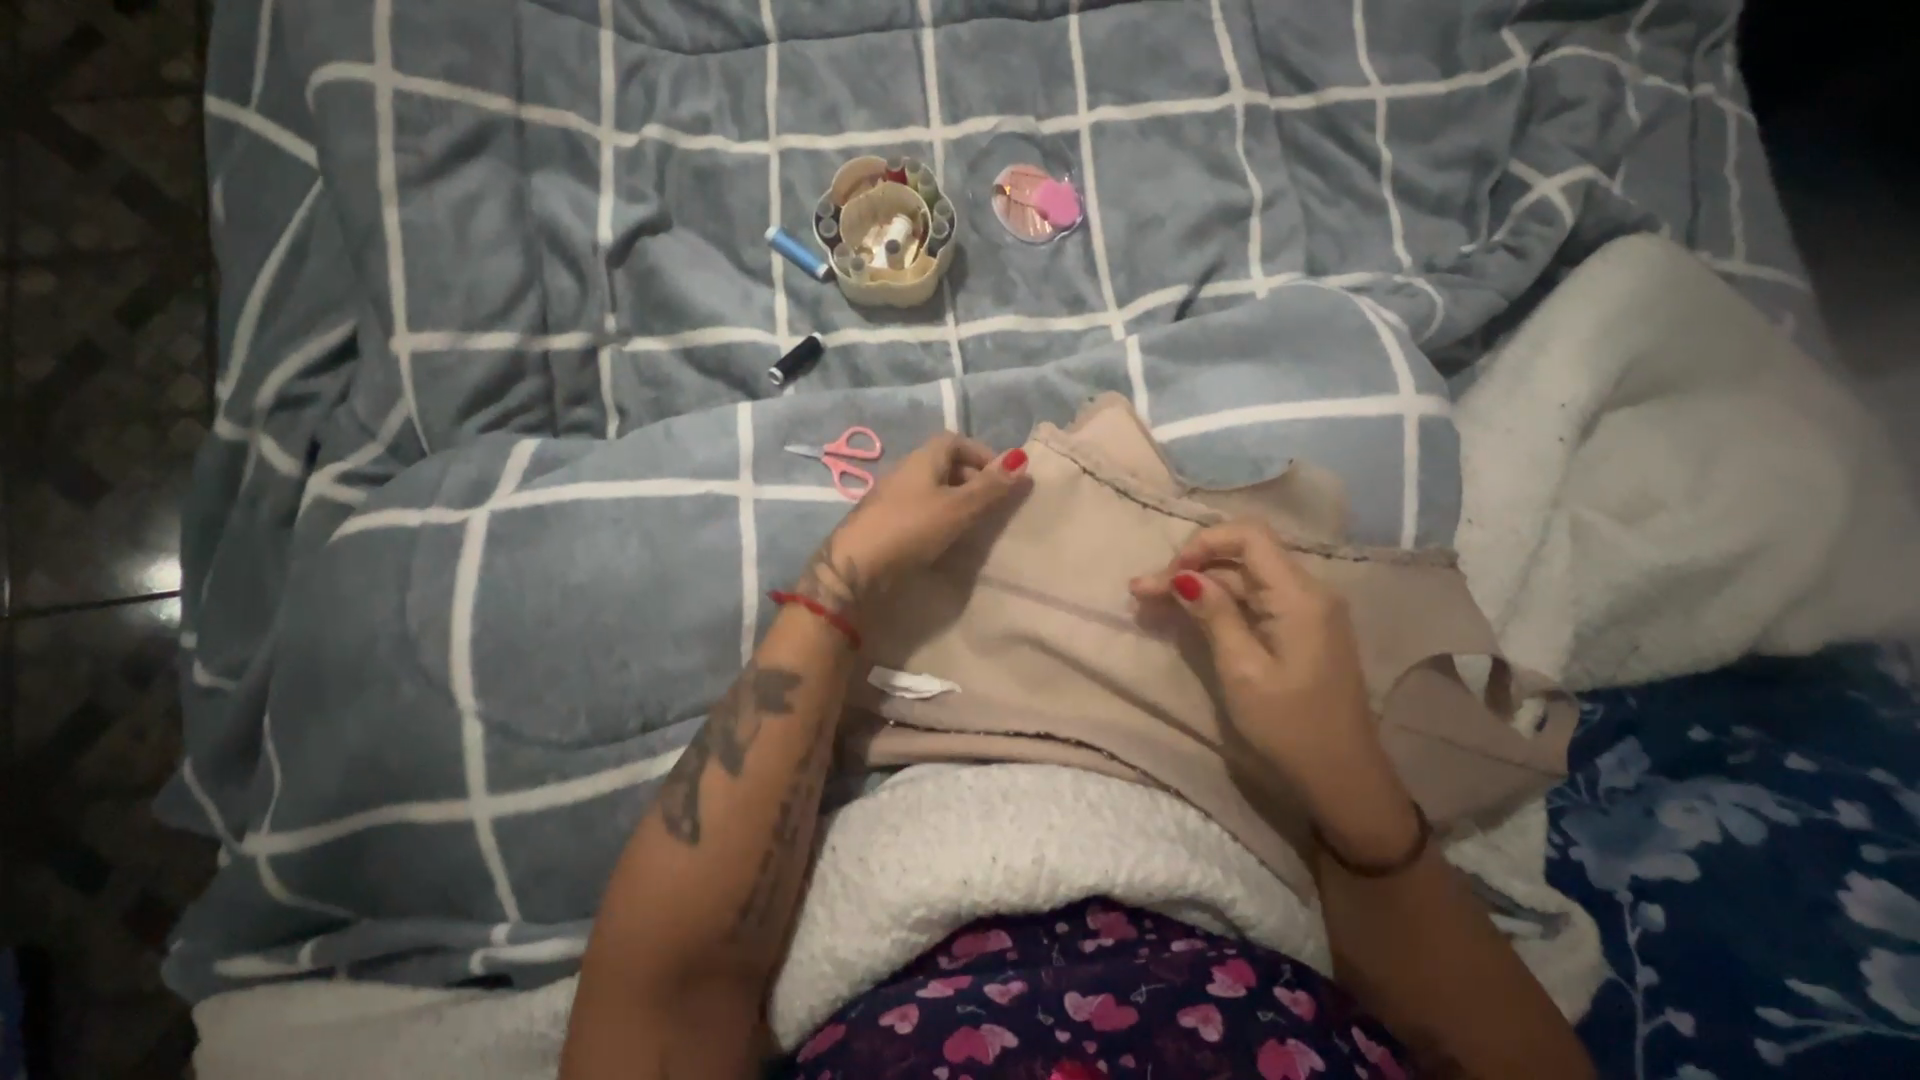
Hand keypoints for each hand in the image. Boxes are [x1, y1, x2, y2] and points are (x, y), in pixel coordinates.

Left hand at [792, 434, 1029, 616]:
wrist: (855, 569)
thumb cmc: (910, 529)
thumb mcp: (957, 507)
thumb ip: (989, 487)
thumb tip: (1022, 458)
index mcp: (922, 459)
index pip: (955, 440)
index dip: (982, 453)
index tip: (1003, 477)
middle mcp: (905, 472)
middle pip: (944, 464)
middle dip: (973, 478)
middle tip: (994, 504)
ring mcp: (893, 499)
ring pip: (933, 491)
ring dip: (957, 502)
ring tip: (977, 524)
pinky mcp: (886, 525)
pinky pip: (921, 512)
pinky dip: (940, 520)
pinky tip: (948, 541)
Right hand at [1130, 521, 1421, 863]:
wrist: (1341, 777)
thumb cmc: (1289, 726)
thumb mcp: (1242, 671)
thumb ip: (1214, 616)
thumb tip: (1183, 576)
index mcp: (1300, 596)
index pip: (1250, 536)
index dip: (1204, 543)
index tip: (1169, 575)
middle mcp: (1309, 592)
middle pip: (1244, 558)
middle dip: (1190, 569)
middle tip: (1141, 594)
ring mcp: (1308, 612)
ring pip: (1246, 581)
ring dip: (1200, 588)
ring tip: (1150, 605)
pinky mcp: (1302, 632)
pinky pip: (1257, 604)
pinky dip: (1220, 606)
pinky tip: (1185, 617)